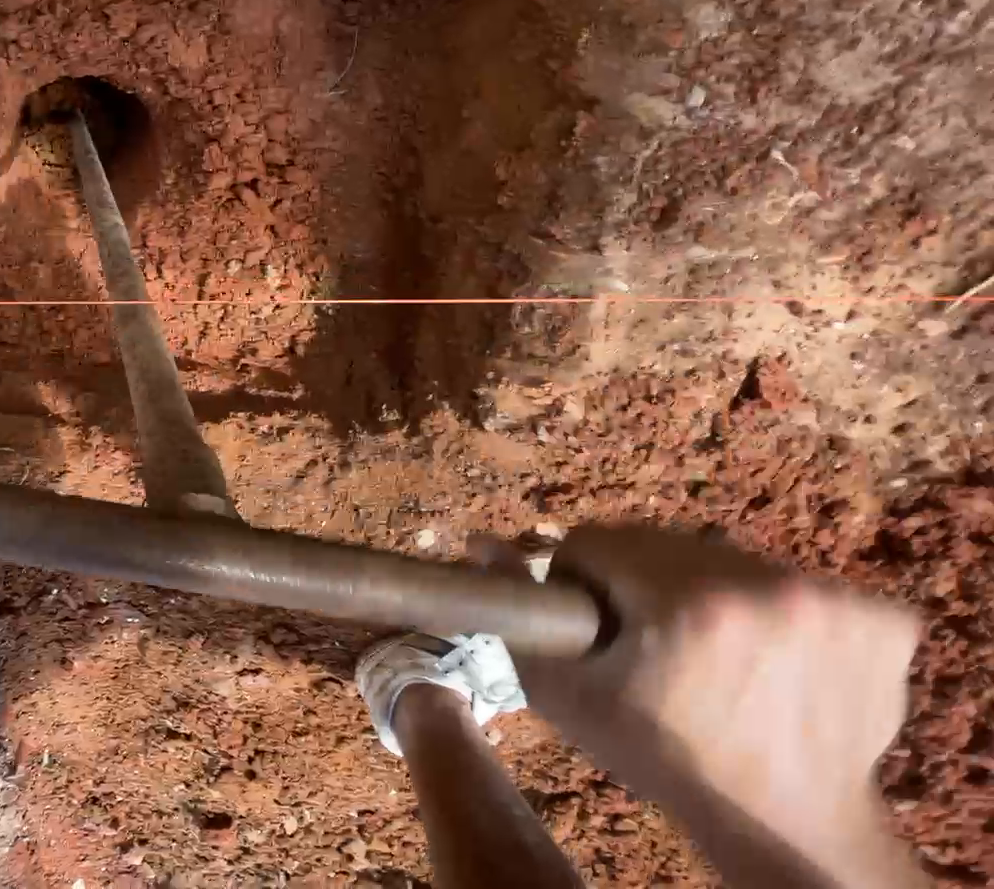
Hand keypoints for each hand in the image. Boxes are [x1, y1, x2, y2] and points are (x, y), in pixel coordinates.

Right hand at [480, 525, 922, 887]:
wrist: (786, 821)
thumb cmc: (659, 754)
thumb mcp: (564, 690)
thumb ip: (516, 613)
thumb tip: (479, 541)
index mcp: (685, 601)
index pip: (596, 542)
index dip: (581, 581)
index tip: (597, 624)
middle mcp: (764, 585)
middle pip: (659, 544)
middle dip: (639, 579)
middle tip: (646, 637)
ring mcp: (832, 599)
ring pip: (721, 557)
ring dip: (700, 588)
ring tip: (703, 646)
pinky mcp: (881, 617)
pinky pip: (790, 579)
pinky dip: (769, 606)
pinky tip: (762, 652)